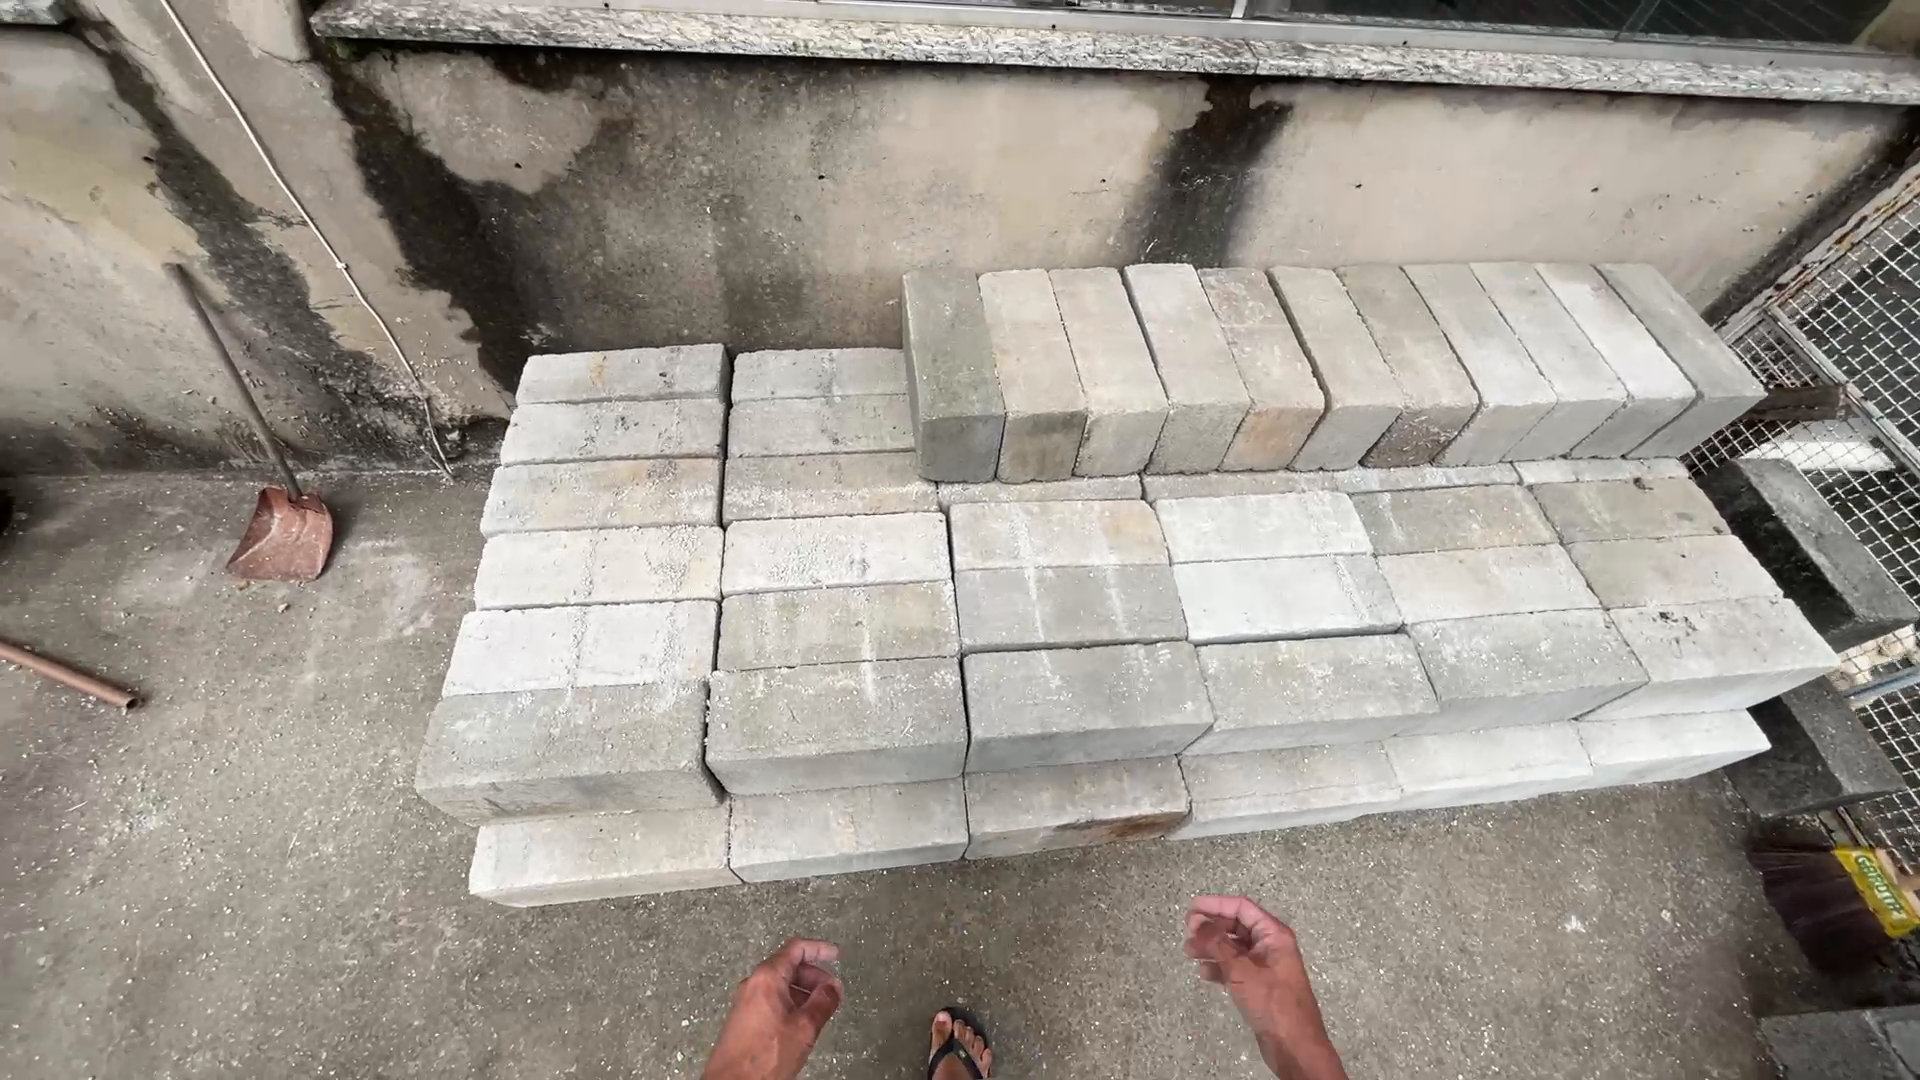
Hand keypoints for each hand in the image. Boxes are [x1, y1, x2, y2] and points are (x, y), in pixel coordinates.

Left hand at [702, 938, 843, 1079]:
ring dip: (803, 991)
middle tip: (831, 990)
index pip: (796, 948)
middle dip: (814, 975)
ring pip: (780, 984)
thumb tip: (834, 987)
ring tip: (819, 1009)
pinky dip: (789, 1002)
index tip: (836, 956)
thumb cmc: (766, 1055)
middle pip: (788, 965)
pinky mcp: (742, 1019)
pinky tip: (800, 1022)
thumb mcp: (804, 1027)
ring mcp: (745, 1001)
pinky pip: (770, 999)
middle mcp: (753, 983)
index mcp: (767, 977)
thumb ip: (823, 1002)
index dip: (819, 949)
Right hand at [1184, 896, 1347, 1079]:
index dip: (1216, 904)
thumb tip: (1198, 920)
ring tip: (1189, 952)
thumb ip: (1217, 943)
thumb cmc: (1272, 1003)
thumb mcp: (1241, 969)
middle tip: (1188, 932)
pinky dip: (1219, 967)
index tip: (1192, 908)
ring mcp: (1265, 966)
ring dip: (1210, 947)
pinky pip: (1235, 967)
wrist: (1295, 1049)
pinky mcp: (1259, 985)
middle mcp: (1270, 946)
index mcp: (1274, 935)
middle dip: (1211, 928)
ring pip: (1233, 947)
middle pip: (1236, 926)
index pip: (1241, 908)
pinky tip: (1205, 973)